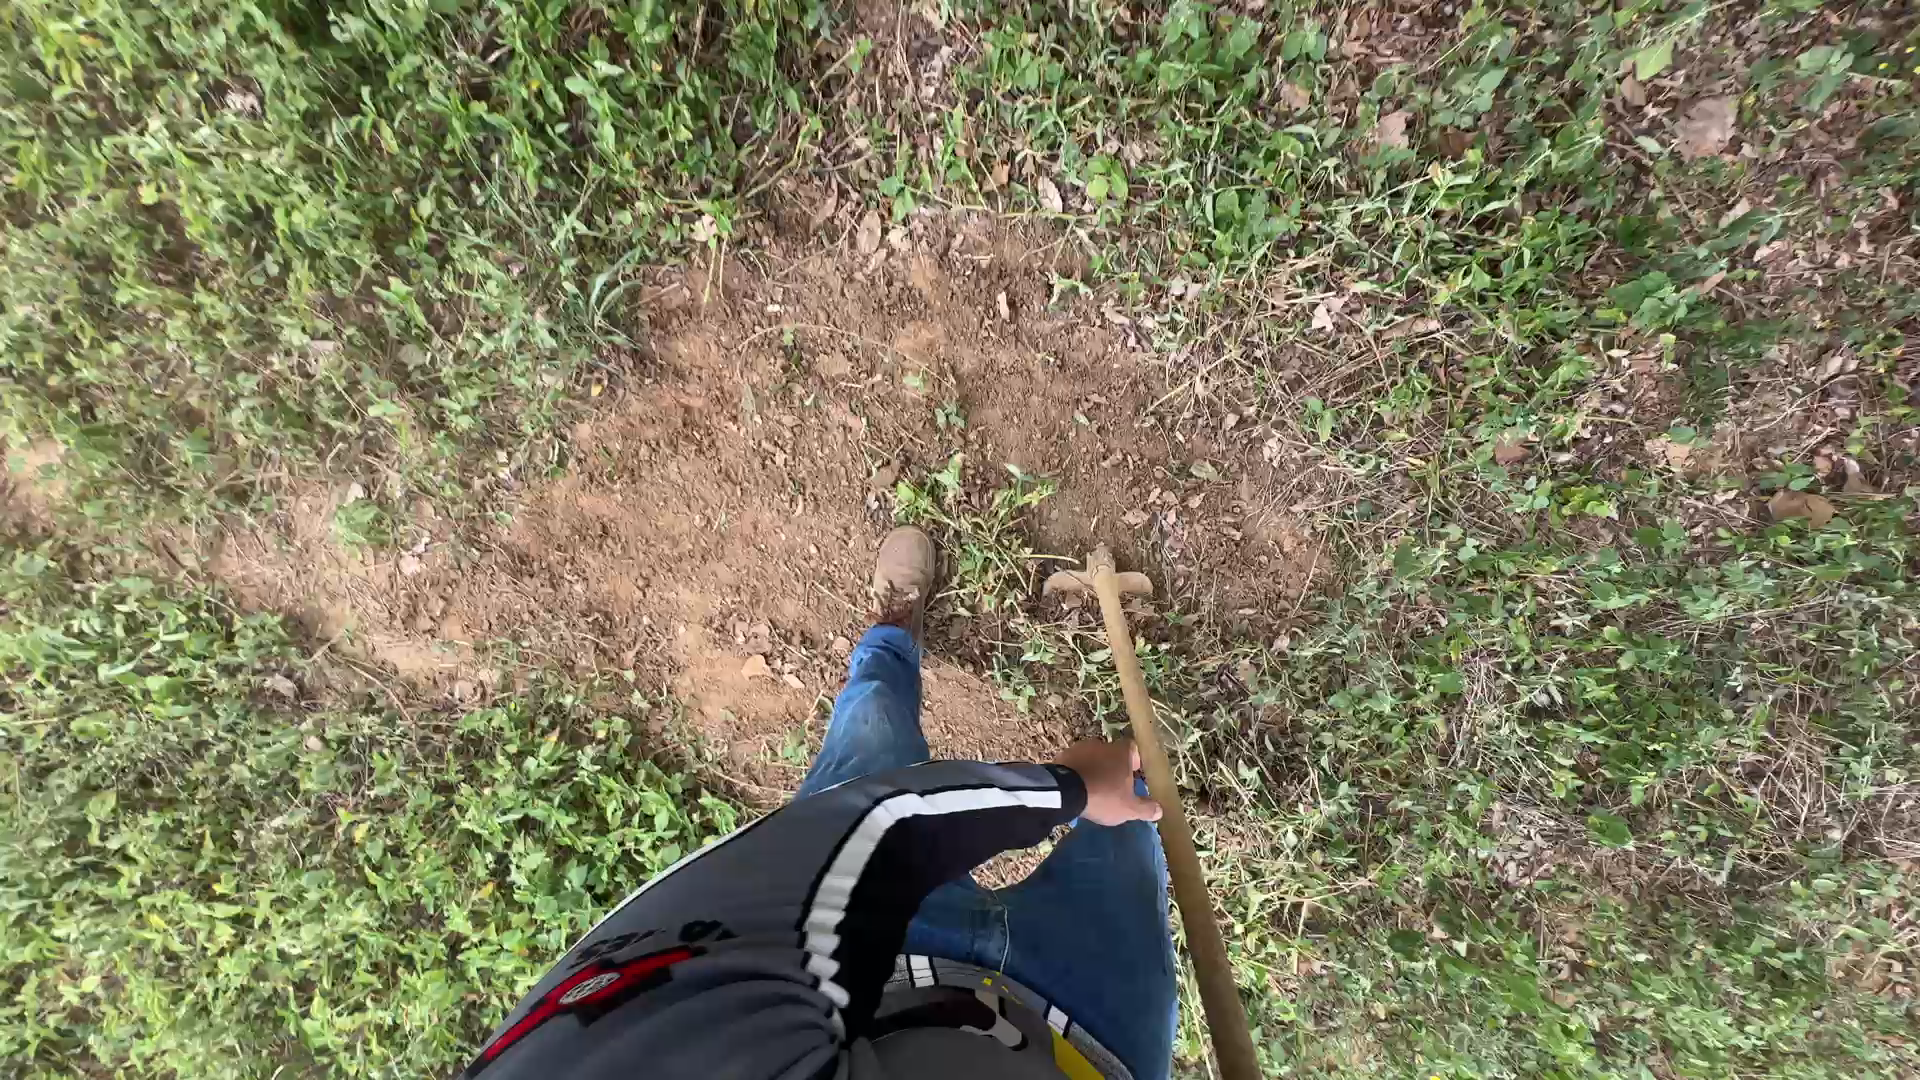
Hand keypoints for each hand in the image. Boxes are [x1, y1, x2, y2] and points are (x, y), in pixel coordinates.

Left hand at [1052, 738, 1161, 825]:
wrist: (1065, 791)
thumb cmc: (1103, 796)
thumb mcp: (1129, 808)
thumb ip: (1145, 808)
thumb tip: (1159, 809)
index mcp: (1122, 752)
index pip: (1134, 748)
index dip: (1136, 760)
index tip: (1136, 774)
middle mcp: (1103, 744)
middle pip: (1114, 753)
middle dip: (1115, 767)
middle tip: (1117, 785)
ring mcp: (1082, 747)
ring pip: (1095, 757)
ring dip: (1097, 769)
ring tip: (1096, 788)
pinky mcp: (1065, 754)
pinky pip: (1078, 762)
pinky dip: (1081, 771)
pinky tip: (1079, 786)